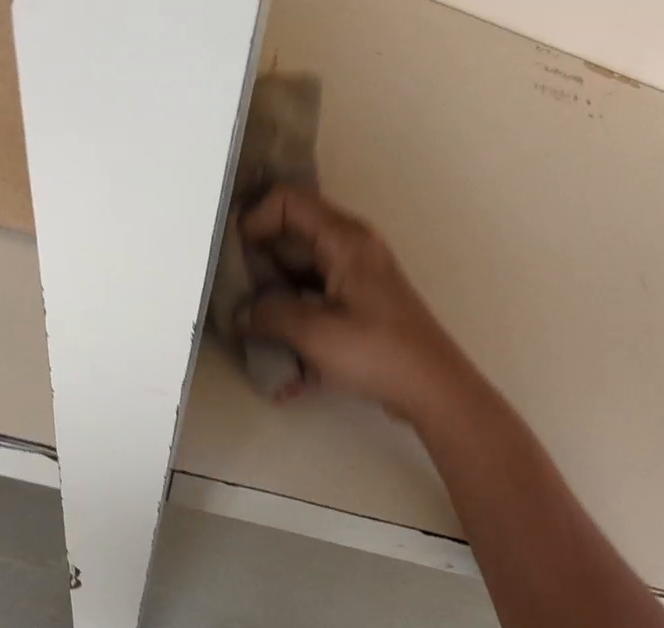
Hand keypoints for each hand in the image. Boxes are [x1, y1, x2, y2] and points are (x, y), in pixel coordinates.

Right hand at [238, 186, 479, 421]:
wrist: (432, 388)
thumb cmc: (378, 352)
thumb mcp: (316, 333)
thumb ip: (272, 316)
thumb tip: (241, 314)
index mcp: (344, 240)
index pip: (288, 203)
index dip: (254, 221)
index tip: (231, 258)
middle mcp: (350, 251)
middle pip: (291, 241)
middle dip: (257, 270)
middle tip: (233, 302)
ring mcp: (356, 282)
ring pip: (300, 277)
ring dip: (274, 305)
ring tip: (249, 335)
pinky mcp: (358, 312)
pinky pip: (316, 307)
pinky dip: (297, 328)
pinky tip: (283, 369)